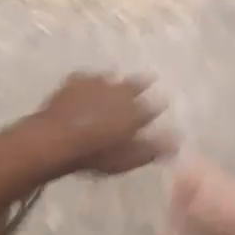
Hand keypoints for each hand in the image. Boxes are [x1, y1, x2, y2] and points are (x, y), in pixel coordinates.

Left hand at [23, 73, 173, 176]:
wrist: (57, 138)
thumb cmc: (96, 153)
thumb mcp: (129, 158)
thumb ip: (153, 149)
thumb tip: (177, 143)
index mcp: (136, 110)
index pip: (153, 105)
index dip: (158, 104)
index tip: (164, 100)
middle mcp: (120, 91)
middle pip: (134, 84)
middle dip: (142, 82)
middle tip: (149, 77)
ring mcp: (96, 83)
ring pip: (111, 78)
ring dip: (115, 80)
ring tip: (116, 81)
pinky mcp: (75, 80)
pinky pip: (86, 77)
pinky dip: (89, 80)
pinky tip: (86, 83)